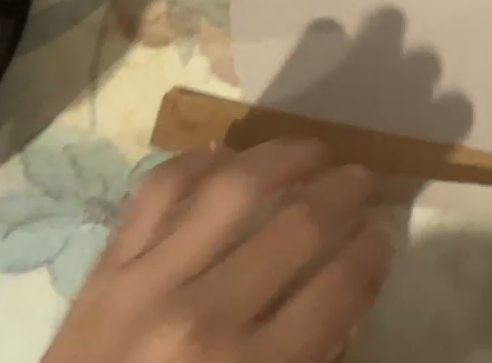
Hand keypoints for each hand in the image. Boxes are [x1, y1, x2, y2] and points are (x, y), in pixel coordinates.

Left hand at [43, 139, 392, 362]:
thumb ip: (307, 359)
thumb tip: (346, 289)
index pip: (336, 292)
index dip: (372, 253)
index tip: (384, 231)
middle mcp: (203, 319)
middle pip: (297, 229)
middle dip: (345, 195)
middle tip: (365, 179)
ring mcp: (148, 281)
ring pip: (233, 188)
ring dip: (286, 157)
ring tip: (315, 149)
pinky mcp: (107, 263)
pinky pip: (161, 188)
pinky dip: (201, 160)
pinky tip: (231, 156)